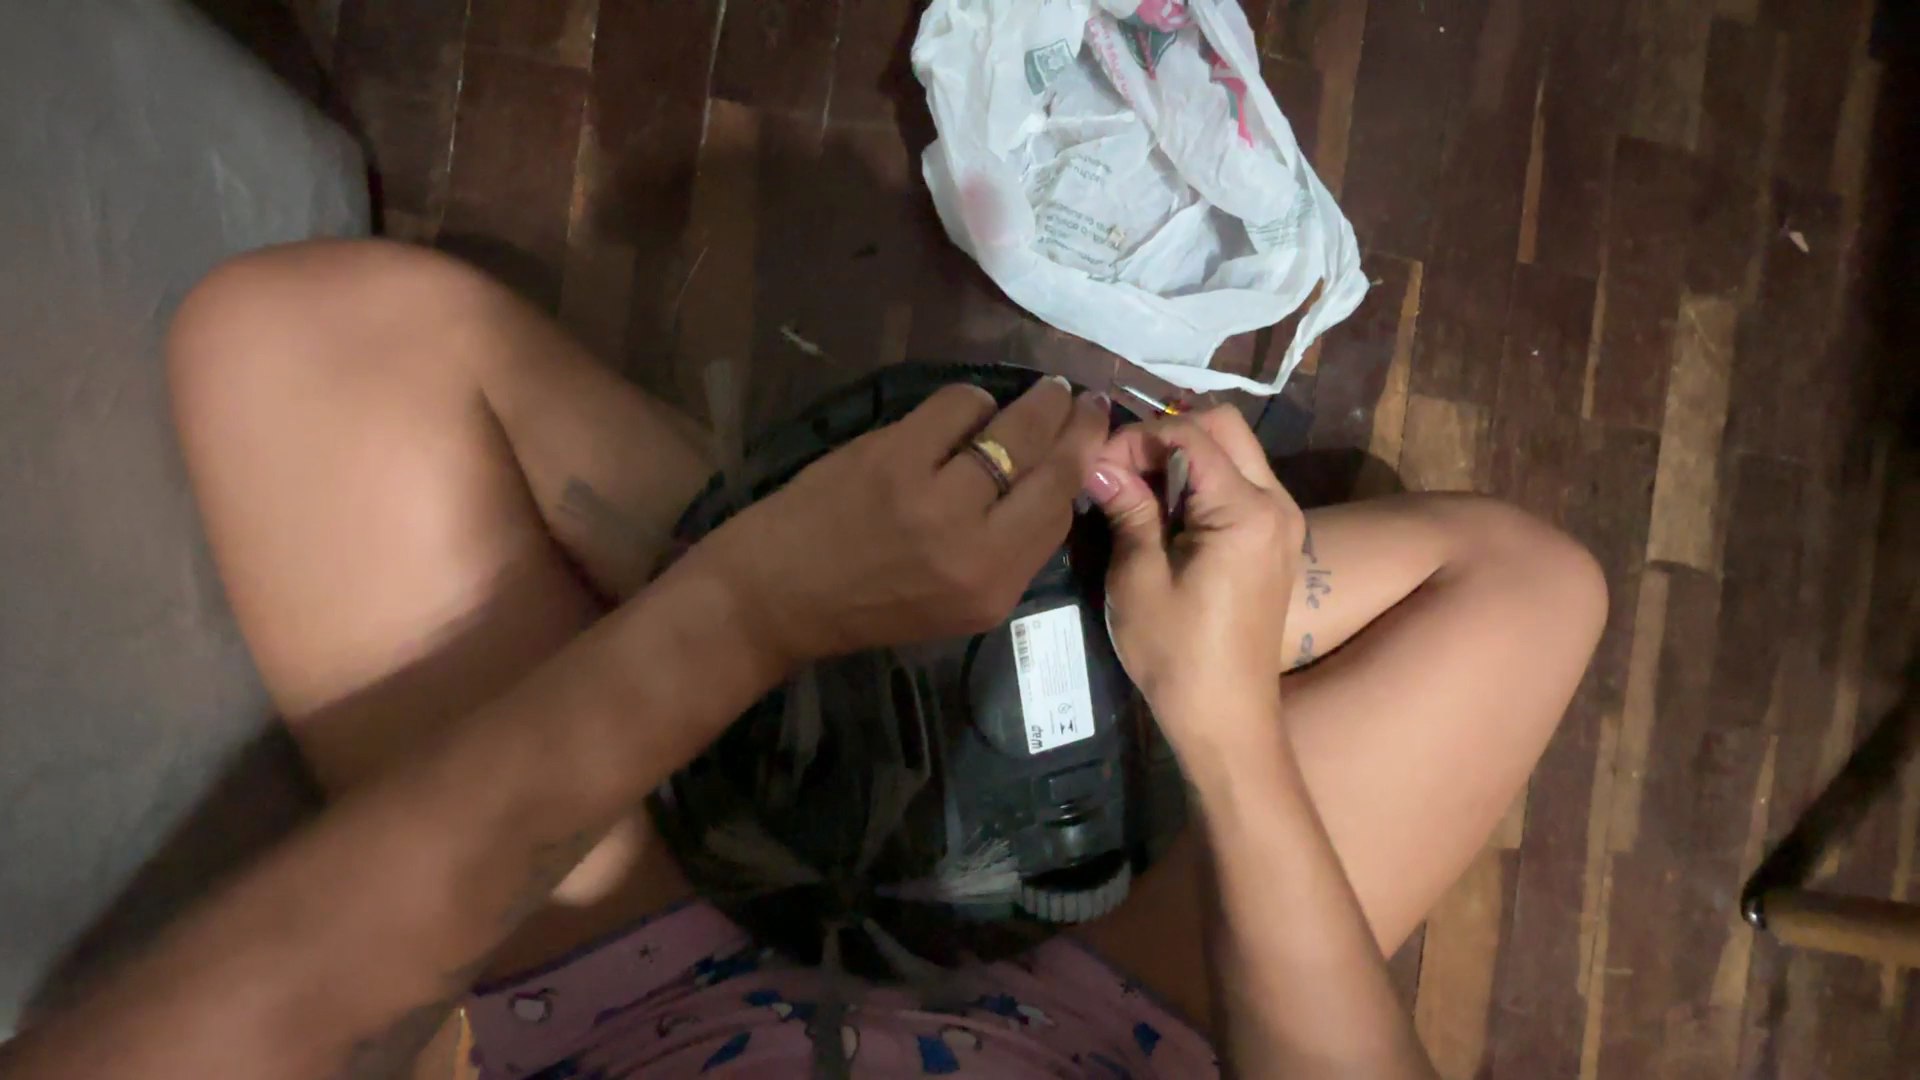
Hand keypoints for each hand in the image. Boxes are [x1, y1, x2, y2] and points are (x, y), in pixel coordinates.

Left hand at [698, 377, 1111, 665]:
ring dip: (1032, 404)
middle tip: (1087, 399)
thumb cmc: (869, 607)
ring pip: (1011, 429)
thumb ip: (1008, 553)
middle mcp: (974, 546)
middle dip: (1079, 424)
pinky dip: (970, 401)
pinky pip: (956, 407)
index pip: (1060, 515)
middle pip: (1050, 467)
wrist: (779, 595)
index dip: (1083, 466)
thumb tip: (1049, 485)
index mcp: (994, 590)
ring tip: (1041, 394)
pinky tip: (968, 409)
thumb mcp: (957, 606)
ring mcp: (933, 497)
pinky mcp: (892, 456)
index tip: (1094, 436)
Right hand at [1083, 406, 1302, 749]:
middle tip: (1120, 467)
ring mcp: (1283, 519)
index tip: (1098, 466)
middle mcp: (1277, 502)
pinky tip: (1166, 509)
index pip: (1191, 435)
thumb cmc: (1175, 653)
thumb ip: (1127, 509)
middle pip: (1223, 426)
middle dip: (1165, 433)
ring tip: (1136, 486)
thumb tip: (1097, 461)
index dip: (1137, 438)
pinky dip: (1202, 478)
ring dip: (1184, 453)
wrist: (1225, 716)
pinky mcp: (1276, 538)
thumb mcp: (1138, 579)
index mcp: (1246, 511)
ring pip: (1235, 450)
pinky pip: (1241, 481)